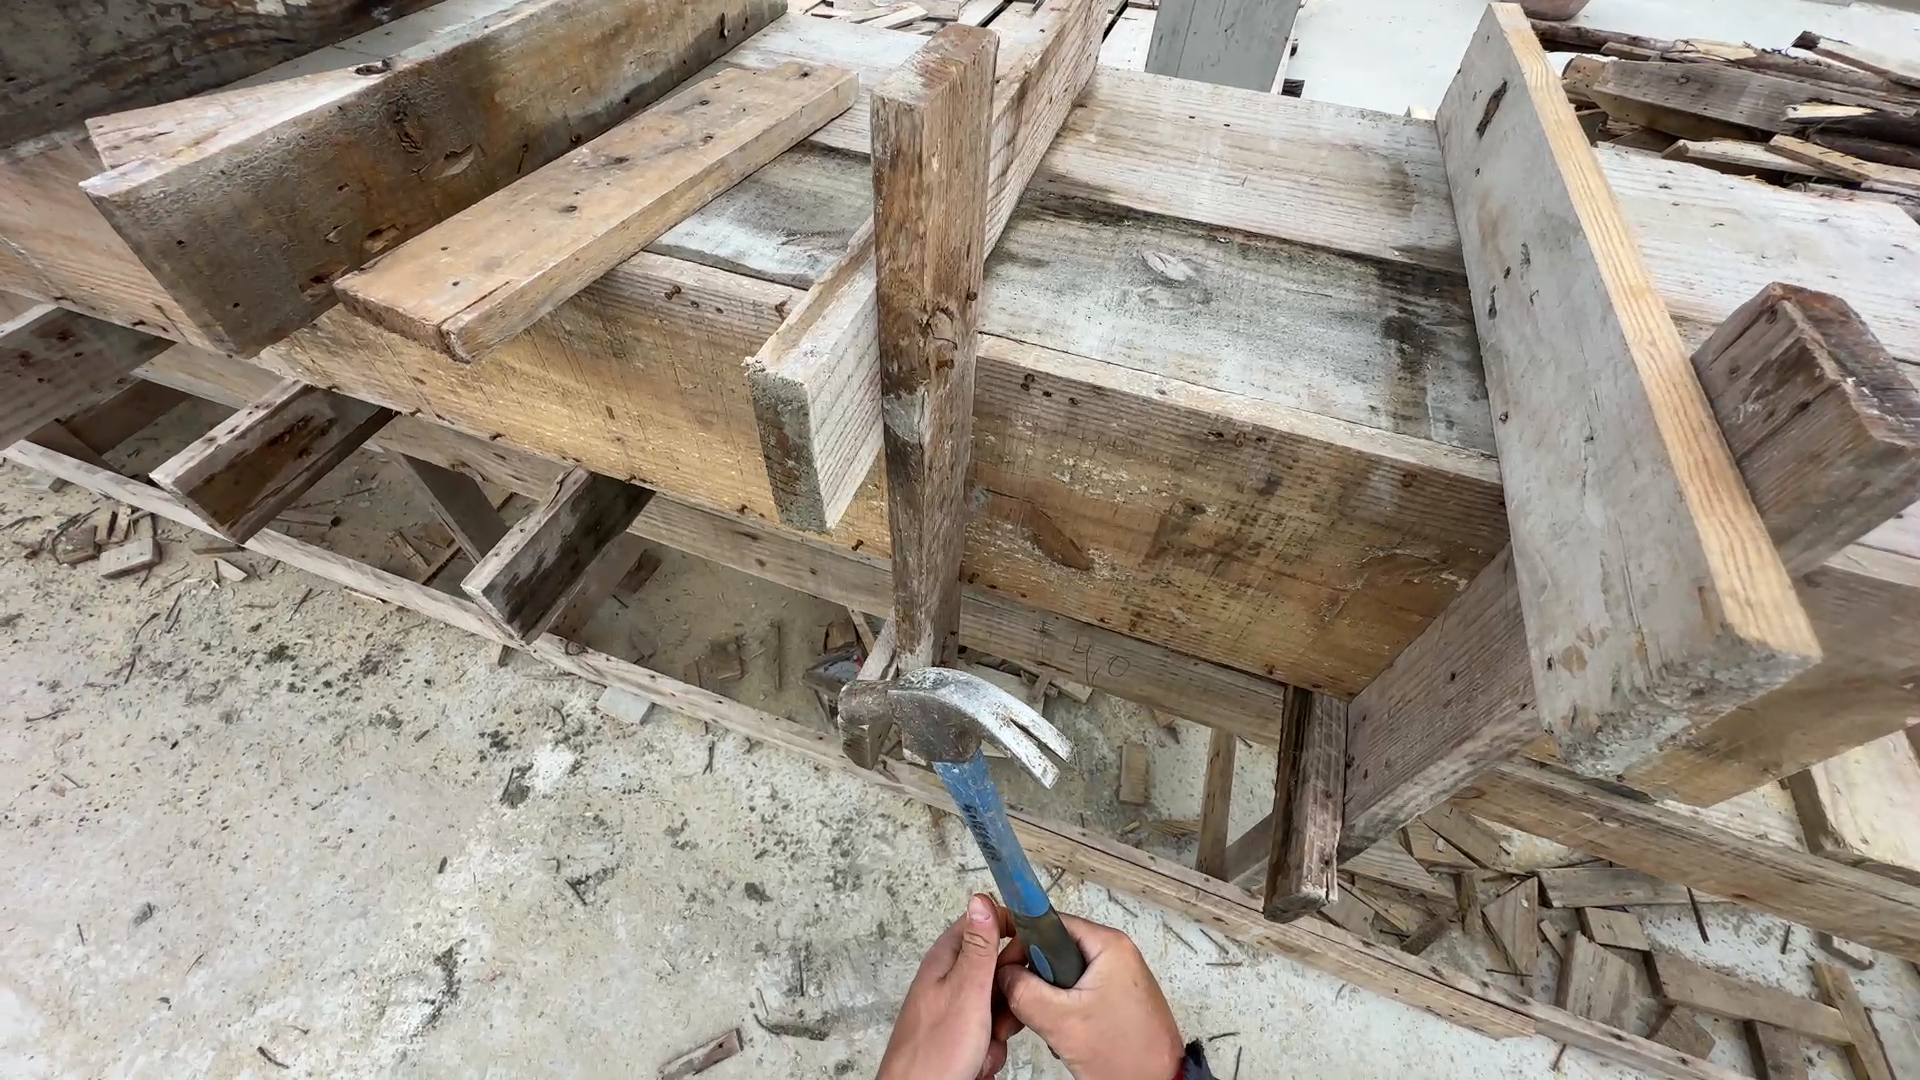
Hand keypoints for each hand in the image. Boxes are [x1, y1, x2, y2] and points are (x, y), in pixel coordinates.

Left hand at [879, 894, 1025, 1079]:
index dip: (1010, 933)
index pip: (985, 923)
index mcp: (947, 958)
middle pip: (997, 967)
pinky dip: (991, 1049)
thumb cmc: (934, 1053)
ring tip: (985, 1044)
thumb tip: (981, 898)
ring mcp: (955, 1009)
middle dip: (1009, 993)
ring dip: (1001, 1027)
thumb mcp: (966, 991)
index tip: (1029, 951)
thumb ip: (979, 946)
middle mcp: (949, 979)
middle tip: (1001, 1012)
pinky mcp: (960, 1036)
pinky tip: (979, 1062)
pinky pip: (990, 1033)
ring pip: (997, 1003)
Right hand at [995, 914, 1181, 1079]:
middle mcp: (1115, 952)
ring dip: (1047, 996)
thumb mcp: (1063, 1022)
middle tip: (1017, 1001)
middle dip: (1033, 975)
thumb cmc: (1125, 1057)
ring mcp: (1118, 975)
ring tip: (1041, 1022)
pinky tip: (1060, 1031)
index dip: (1022, 943)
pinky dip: (1064, 1007)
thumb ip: (1025, 991)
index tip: (1005, 966)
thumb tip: (1003, 974)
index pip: (1050, 924)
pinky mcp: (1117, 996)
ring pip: (1065, 972)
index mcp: (1107, 944)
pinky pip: (1079, 989)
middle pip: (1056, 948)